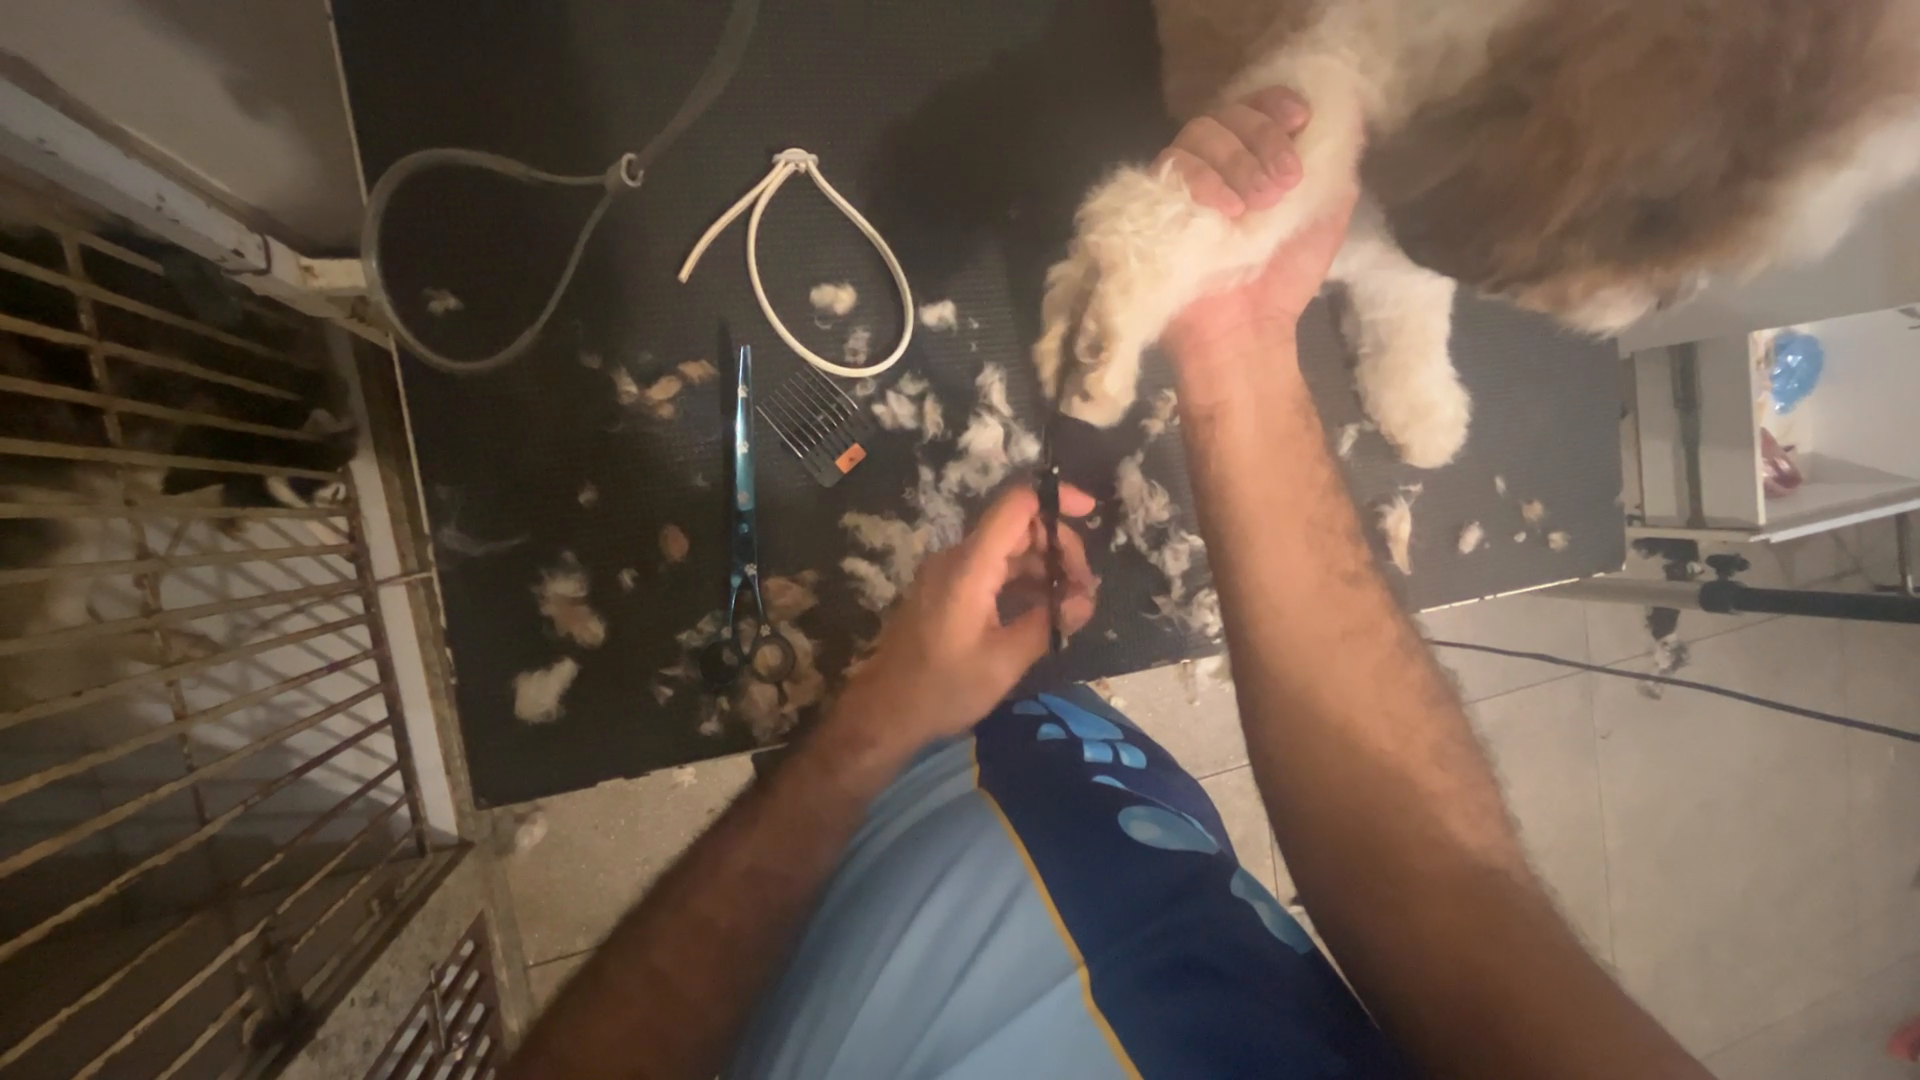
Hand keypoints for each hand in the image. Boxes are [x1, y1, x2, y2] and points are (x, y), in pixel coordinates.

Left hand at [832, 484, 1097, 753]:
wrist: (884, 712)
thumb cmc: (942, 689)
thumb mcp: (1003, 662)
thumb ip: (1048, 623)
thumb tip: (1085, 599)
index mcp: (970, 566)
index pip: (1017, 505)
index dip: (1056, 499)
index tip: (1091, 512)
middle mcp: (957, 558)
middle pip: (1017, 526)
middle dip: (1059, 546)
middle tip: (1085, 588)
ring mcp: (949, 573)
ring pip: (1007, 549)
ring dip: (1044, 567)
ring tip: (1073, 603)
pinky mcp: (946, 590)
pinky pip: (992, 570)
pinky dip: (1022, 581)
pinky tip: (1045, 609)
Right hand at [1159, 90, 1359, 380]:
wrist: (1244, 333)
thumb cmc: (1283, 280)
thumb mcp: (1327, 214)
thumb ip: (1334, 166)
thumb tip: (1345, 111)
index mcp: (1249, 162)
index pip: (1252, 106)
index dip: (1274, 103)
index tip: (1300, 119)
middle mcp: (1212, 170)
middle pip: (1224, 116)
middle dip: (1261, 137)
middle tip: (1284, 182)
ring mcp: (1181, 191)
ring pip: (1196, 137)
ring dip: (1235, 158)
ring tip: (1259, 203)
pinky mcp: (1155, 211)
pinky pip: (1168, 171)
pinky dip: (1203, 179)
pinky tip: (1228, 208)